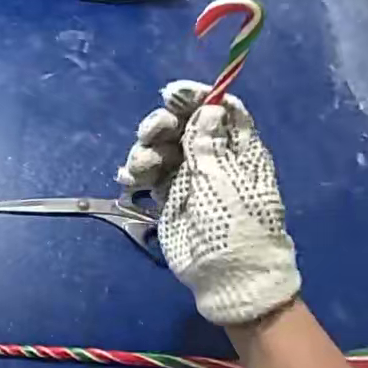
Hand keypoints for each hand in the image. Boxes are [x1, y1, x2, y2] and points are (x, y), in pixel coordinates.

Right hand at [118, 81, 300, 325]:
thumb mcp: (223, 179)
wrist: (225, 274)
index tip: (174, 93)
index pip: (220, 112)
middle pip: (183, 126)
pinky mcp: (167, 196)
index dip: (198, 98)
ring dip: (145, 151)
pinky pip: (147, 174)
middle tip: (153, 129)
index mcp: (237, 150)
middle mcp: (211, 159)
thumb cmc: (234, 224)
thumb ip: (208, 143)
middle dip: (163, 123)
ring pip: (159, 148)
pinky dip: (135, 172)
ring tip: (142, 168)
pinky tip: (130, 180)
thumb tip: (208, 107)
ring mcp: (188, 177)